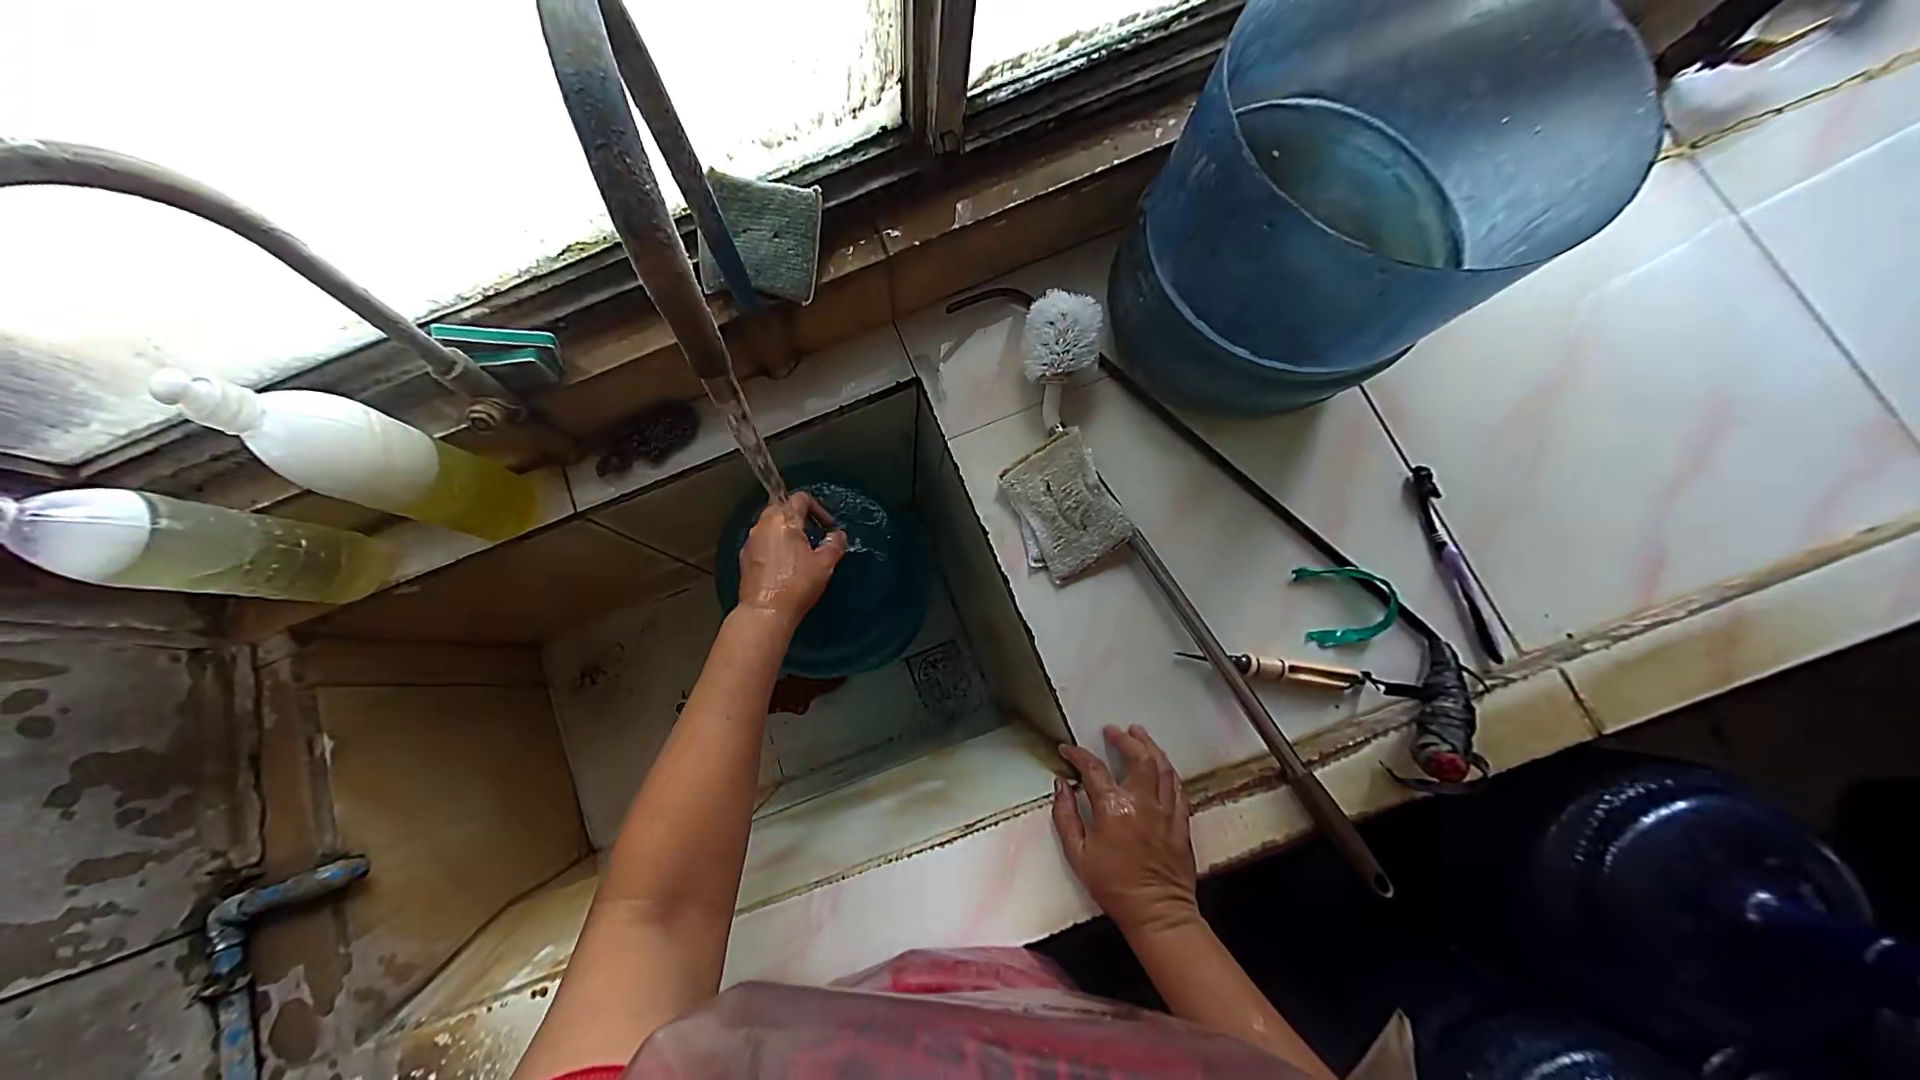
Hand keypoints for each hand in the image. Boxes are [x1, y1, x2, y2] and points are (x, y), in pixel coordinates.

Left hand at [735, 492, 846, 631]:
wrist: (766, 612)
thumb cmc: (796, 585)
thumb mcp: (825, 564)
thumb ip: (834, 544)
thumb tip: (837, 536)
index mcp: (784, 520)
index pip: (800, 498)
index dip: (817, 508)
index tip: (827, 525)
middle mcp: (763, 524)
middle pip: (782, 507)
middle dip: (799, 517)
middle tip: (815, 535)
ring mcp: (751, 540)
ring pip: (770, 524)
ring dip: (785, 531)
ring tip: (801, 551)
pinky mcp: (745, 556)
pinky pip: (762, 541)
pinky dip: (774, 545)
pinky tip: (785, 564)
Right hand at [1052, 725, 1198, 934]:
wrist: (1157, 912)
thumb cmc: (1113, 886)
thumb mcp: (1077, 854)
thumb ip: (1065, 816)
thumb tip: (1061, 786)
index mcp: (1114, 808)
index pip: (1093, 769)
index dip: (1078, 754)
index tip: (1068, 750)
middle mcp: (1143, 802)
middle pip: (1138, 757)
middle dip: (1125, 739)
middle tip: (1113, 731)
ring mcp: (1165, 810)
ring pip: (1162, 767)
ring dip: (1150, 746)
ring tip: (1139, 734)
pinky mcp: (1180, 821)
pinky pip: (1177, 787)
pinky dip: (1167, 770)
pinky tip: (1161, 765)